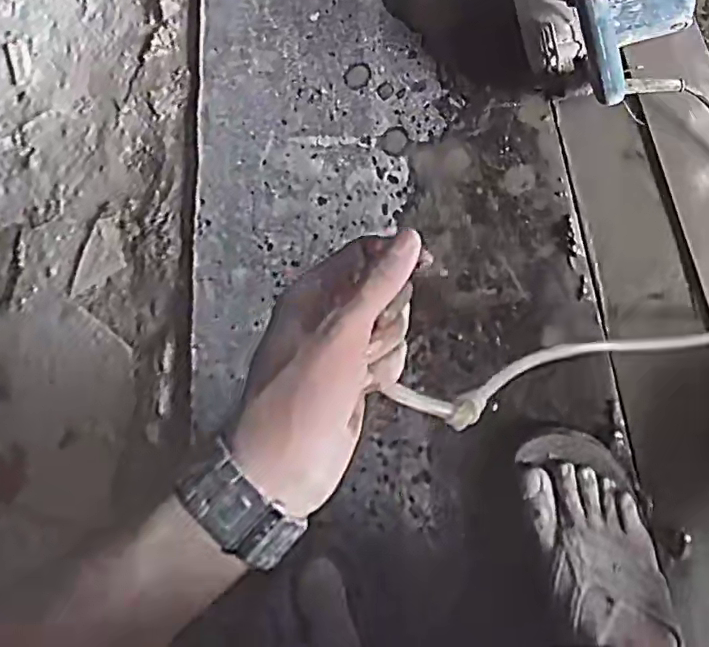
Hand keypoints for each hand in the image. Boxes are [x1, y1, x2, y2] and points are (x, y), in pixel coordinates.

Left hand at [228, 231, 423, 515]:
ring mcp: (343, 346)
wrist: (284, 470)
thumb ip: (379, 283)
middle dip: (389, 313)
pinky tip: (367, 386)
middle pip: (385, 289)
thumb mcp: (343, 332)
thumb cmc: (299, 397)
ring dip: (386, 347)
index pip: (364, 253)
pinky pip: (389, 356)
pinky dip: (385, 369)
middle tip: (370, 337)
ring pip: (391, 325)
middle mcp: (328, 314)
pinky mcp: (356, 374)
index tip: (425, 264)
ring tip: (361, 369)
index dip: (394, 255)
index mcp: (314, 292)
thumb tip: (409, 239)